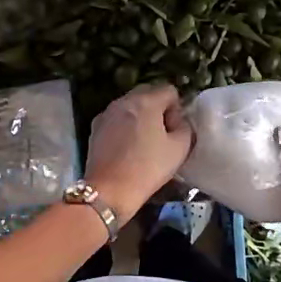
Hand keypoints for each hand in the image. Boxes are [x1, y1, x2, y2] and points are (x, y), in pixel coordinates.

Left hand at [85, 84, 192, 215]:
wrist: (109, 191)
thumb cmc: (147, 169)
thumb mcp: (179, 149)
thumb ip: (185, 127)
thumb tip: (179, 121)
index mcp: (145, 101)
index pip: (169, 90)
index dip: (177, 109)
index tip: (174, 131)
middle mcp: (123, 101)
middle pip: (147, 94)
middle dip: (158, 109)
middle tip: (162, 135)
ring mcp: (106, 113)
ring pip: (129, 106)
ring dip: (140, 117)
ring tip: (143, 143)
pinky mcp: (95, 128)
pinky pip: (116, 118)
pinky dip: (124, 126)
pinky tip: (126, 148)